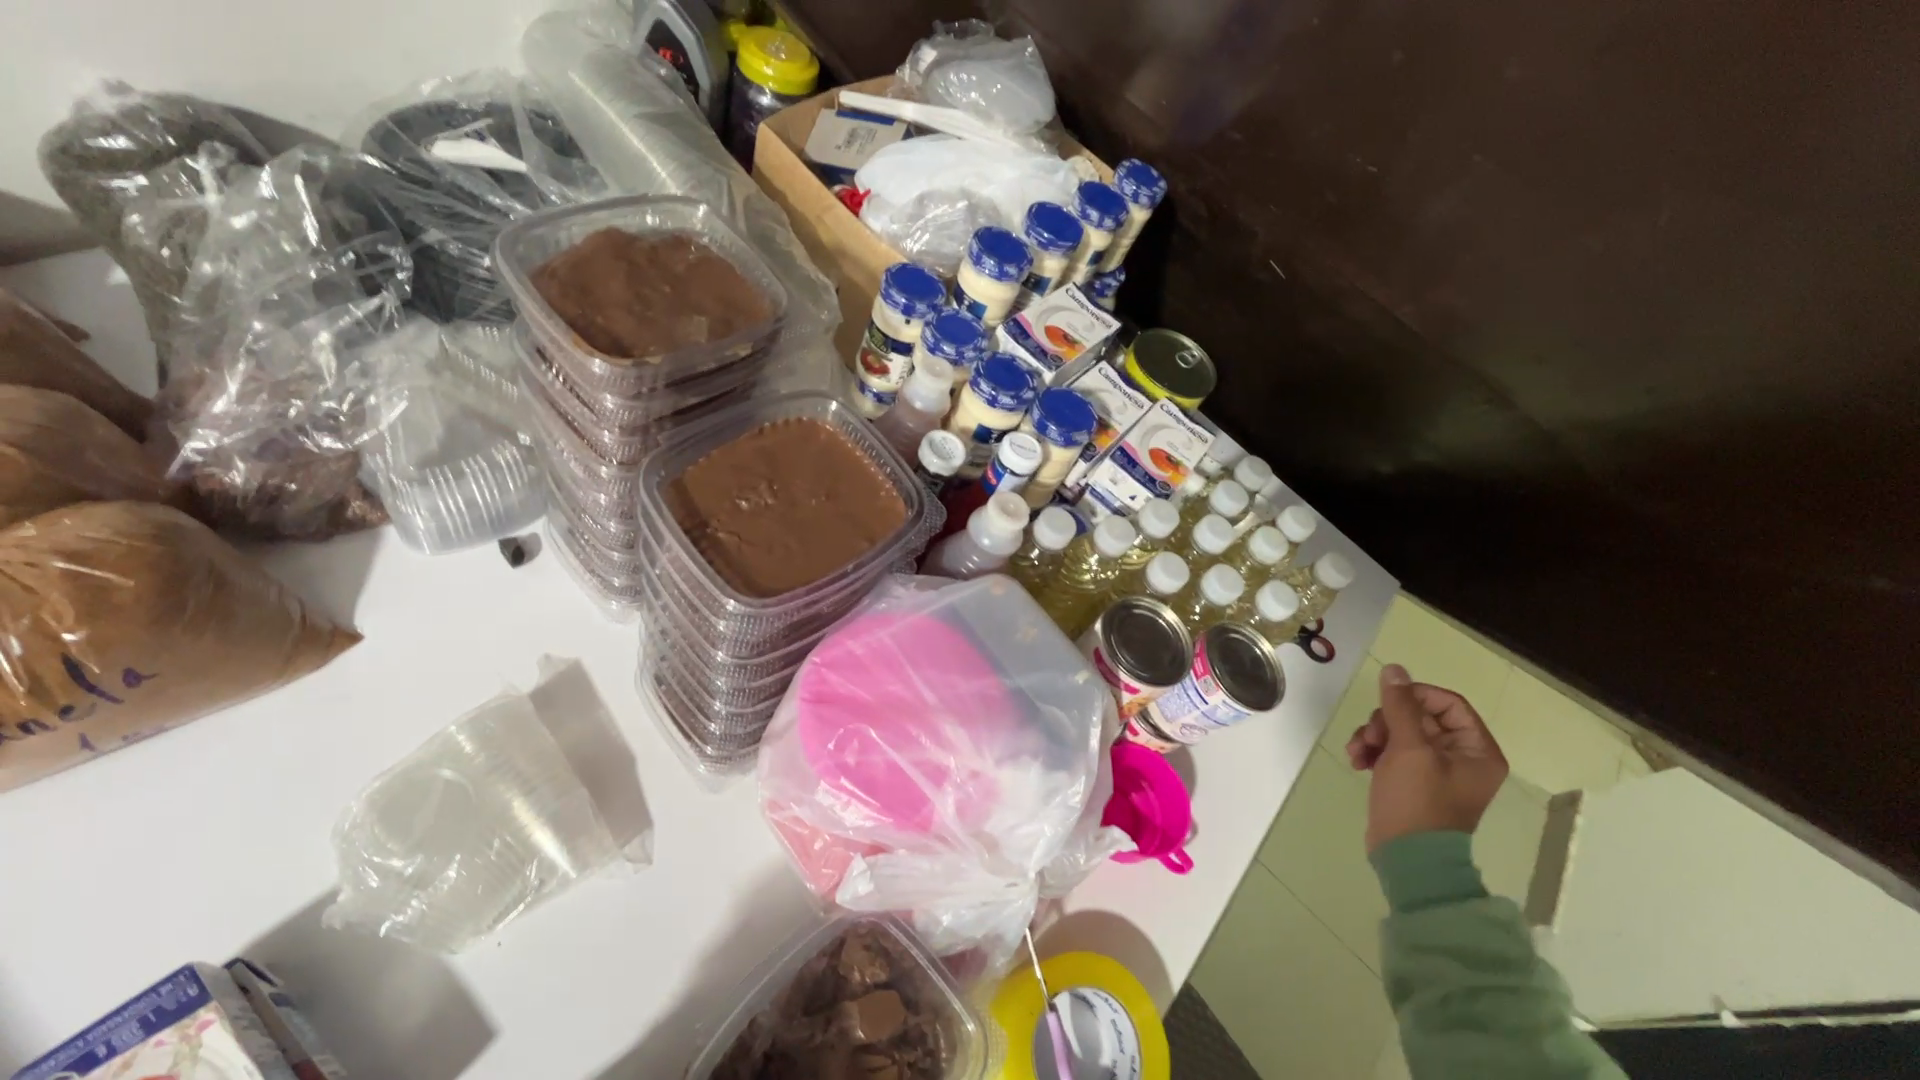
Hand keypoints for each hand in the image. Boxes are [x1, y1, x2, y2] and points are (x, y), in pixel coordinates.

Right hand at [1346, 663, 1508, 851]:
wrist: (1407, 859)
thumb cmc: (1417, 801)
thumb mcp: (1408, 749)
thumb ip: (1400, 706)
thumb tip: (1394, 669)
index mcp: (1476, 749)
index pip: (1447, 703)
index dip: (1414, 696)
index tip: (1386, 703)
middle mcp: (1462, 757)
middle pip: (1420, 716)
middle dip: (1386, 722)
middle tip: (1370, 736)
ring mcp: (1437, 771)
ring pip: (1401, 732)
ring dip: (1374, 736)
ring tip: (1357, 752)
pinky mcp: (1414, 782)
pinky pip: (1393, 752)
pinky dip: (1374, 752)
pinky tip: (1357, 763)